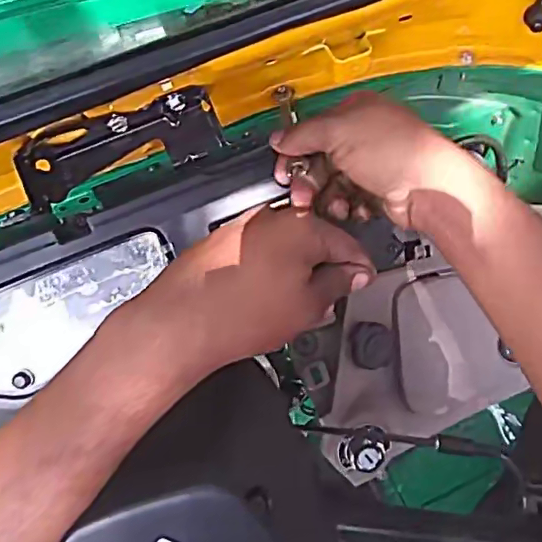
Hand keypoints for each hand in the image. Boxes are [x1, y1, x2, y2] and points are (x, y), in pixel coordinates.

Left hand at [119, 204, 373, 381]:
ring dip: (296, 268)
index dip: (359, 267)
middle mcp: (271, 218)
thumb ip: (337, 285)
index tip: (361, 281)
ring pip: (286, 245)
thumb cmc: (236, 315)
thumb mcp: (306, 307)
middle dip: (325, 267)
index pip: (347, 242)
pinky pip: (259, 250)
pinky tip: (264, 297)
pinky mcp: (222, 240)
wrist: (180, 323)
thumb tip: (351, 276)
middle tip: (329, 298)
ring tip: (292, 304)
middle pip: (315, 238)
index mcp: (301, 227)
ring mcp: (243, 226)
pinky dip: (268, 269)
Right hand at [271, 92, 496, 228]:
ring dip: (326, 197)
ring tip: (333, 204)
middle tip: (302, 194)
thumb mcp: (339, 133)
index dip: (294, 150)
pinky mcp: (376, 190)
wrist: (430, 188)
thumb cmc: (399, 152)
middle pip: (319, 160)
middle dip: (308, 180)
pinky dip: (346, 206)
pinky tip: (351, 208)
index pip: (312, 129)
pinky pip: (347, 200)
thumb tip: (280, 138)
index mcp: (354, 112)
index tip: (283, 167)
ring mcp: (371, 165)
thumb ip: (304, 134)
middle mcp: (362, 137)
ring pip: (331, 184)